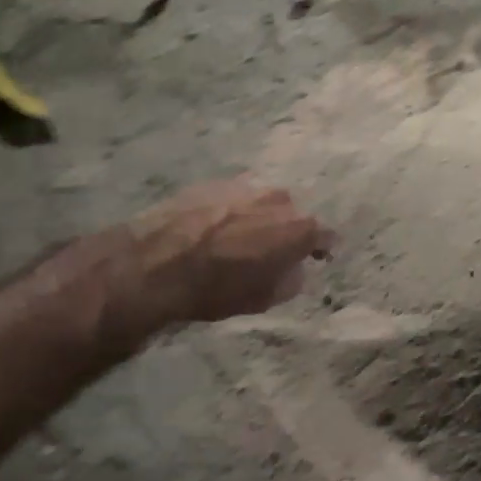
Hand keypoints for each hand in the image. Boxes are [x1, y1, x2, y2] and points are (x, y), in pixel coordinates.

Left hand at [107, 180, 332, 341]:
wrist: (153, 264)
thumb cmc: (216, 288)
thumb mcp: (263, 299)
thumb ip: (290, 280)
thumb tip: (293, 268)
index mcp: (300, 228)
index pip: (327, 236)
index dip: (321, 248)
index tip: (315, 258)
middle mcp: (280, 199)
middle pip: (292, 215)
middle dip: (285, 230)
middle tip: (268, 250)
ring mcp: (246, 186)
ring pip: (262, 203)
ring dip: (257, 217)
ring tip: (236, 237)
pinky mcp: (213, 182)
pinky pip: (233, 197)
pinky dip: (229, 211)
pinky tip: (210, 229)